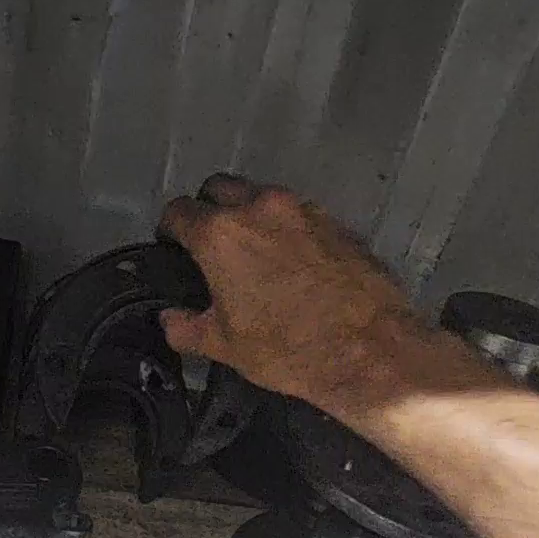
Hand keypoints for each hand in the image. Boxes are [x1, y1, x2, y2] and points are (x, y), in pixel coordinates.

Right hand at [158, 175, 493, 420]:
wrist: (369, 349)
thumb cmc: (285, 349)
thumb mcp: (224, 347)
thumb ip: (185, 327)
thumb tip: (169, 319)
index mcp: (221, 234)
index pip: (179, 212)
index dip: (169, 230)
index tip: (172, 248)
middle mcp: (260, 208)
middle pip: (219, 188)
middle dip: (208, 210)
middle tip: (210, 247)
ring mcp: (303, 209)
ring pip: (261, 197)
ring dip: (249, 216)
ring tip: (253, 256)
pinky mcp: (336, 222)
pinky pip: (297, 215)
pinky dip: (285, 230)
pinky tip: (292, 265)